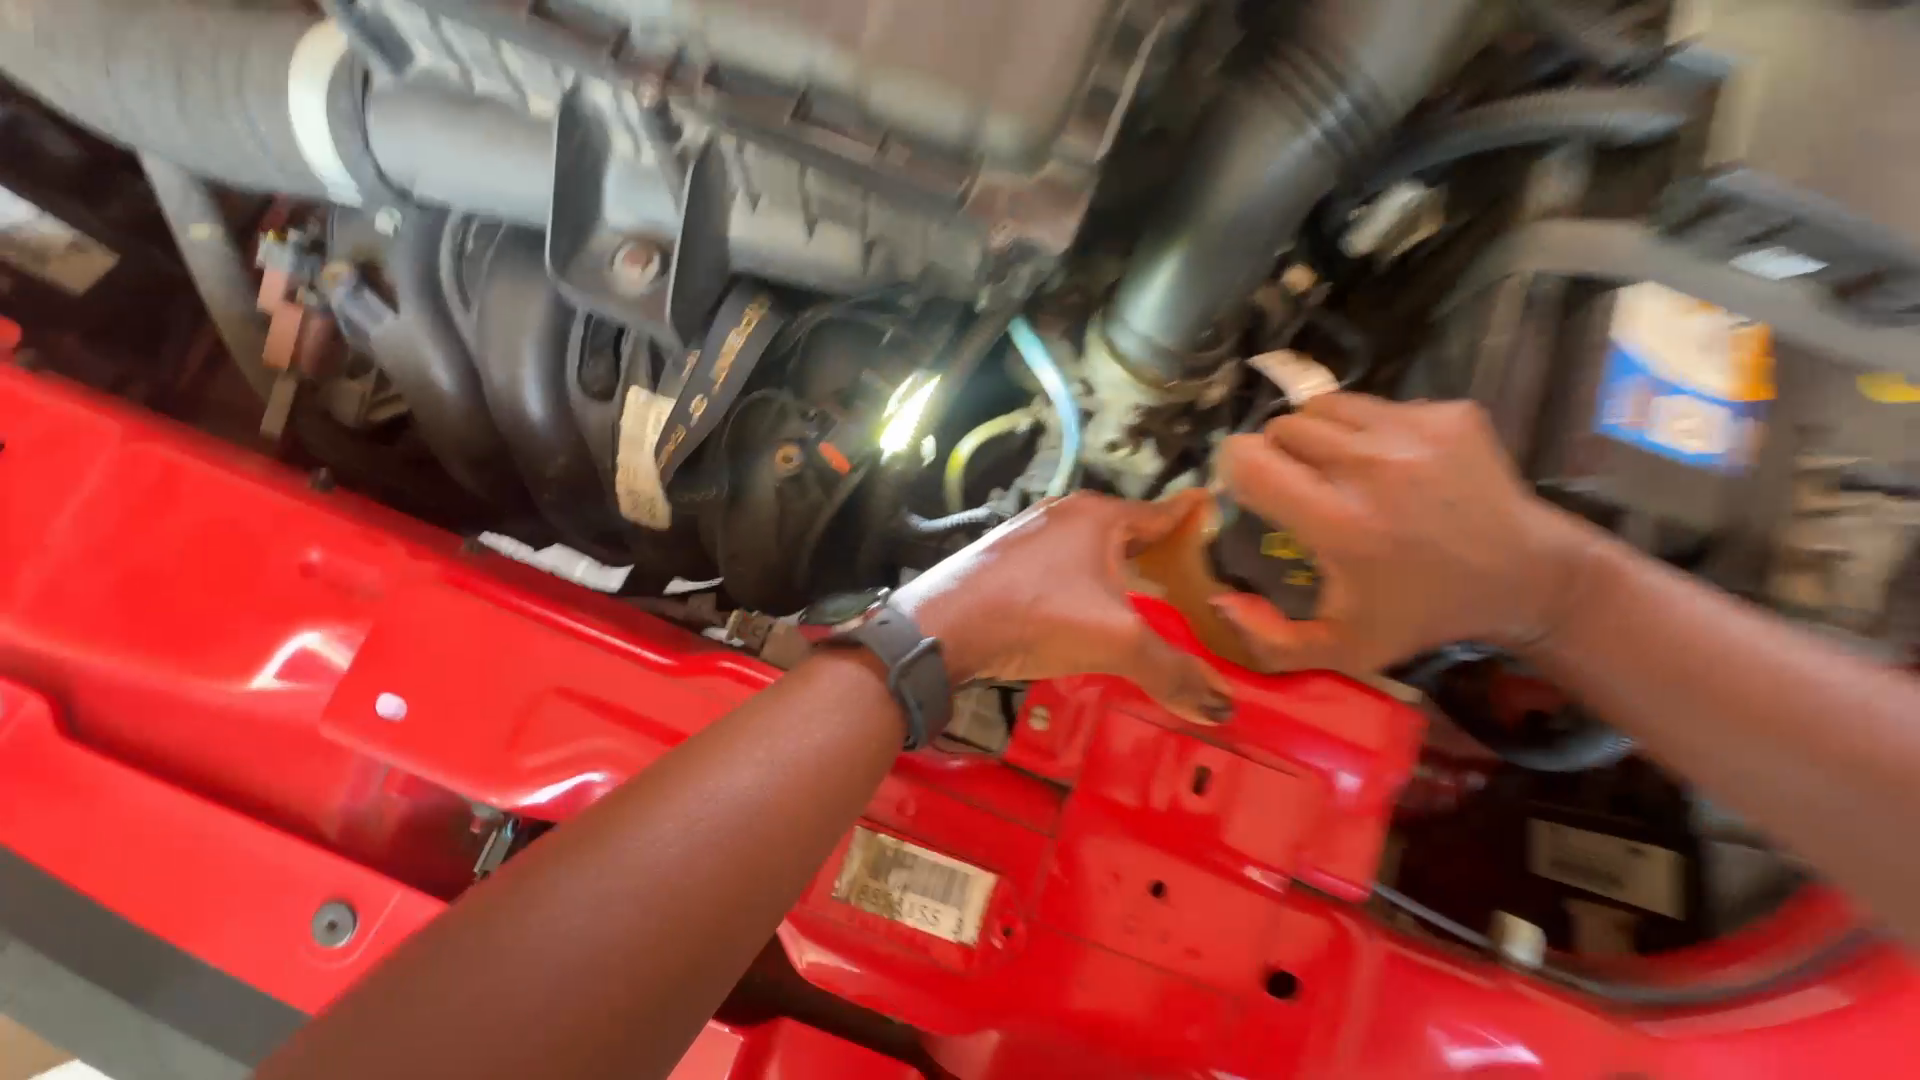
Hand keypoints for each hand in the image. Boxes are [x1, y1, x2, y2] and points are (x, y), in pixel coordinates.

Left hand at [895, 491, 1235, 724]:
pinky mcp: (1006, 559)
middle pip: (1129, 531)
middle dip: (1161, 553)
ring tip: (1151, 597)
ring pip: (1093, 549)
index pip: (1164, 513)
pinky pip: (1064, 565)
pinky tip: (1090, 608)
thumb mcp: (1115, 642)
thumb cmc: (1036, 615)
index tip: (1226, 533)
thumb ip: (1171, 670)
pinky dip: (1087, 582)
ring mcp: (1030, 533)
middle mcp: (1066, 513)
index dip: (1197, 525)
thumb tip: (1223, 707)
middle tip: (1198, 580)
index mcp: (1100, 515)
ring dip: (1121, 570)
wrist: (942, 626)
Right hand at [1212, 394, 1600, 674]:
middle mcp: (1370, 466)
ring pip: (1324, 406)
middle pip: (1281, 426)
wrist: (1529, 576)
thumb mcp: (1341, 649)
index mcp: (1338, 522)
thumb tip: (1221, 600)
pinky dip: (1368, 429)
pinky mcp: (1447, 412)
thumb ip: (1269, 641)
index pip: (1248, 459)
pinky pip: (1375, 404)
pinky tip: (1393, 463)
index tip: (1250, 489)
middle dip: (1279, 452)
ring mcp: (1413, 431)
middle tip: (1302, 486)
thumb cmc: (1422, 614)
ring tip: (1340, 468)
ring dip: (1319, 434)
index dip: (1237, 469)